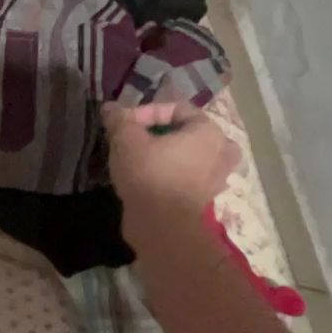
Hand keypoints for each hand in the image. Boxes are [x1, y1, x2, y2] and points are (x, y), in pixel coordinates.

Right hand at [104, 101, 240, 228]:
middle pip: (187, 131)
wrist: (162, 224)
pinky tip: (153, 179)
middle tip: (136, 141)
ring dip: (170, 154)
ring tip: (147, 159)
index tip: (124, 126)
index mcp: (208, 130)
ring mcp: (217, 177)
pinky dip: (173, 175)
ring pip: (190, 155)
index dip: (146, 112)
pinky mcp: (205, 198)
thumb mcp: (126, 140)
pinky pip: (189, 177)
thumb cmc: (149, 174)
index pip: (176, 108)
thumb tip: (110, 108)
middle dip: (160, 133)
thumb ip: (119, 119)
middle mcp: (221, 150)